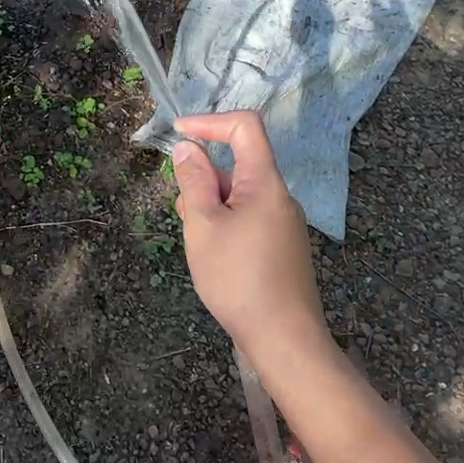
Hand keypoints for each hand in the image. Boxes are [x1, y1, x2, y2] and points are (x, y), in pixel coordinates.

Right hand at [169, 111, 326, 355]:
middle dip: (204, 176)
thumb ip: (193, 181)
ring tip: (197, 240)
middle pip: (239, 163)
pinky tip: (213, 256)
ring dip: (211, 203)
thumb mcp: (203, 225)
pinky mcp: (282, 246)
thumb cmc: (238, 278)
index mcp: (264, 182)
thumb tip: (189, 148)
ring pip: (240, 194)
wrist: (285, 340)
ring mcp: (283, 223)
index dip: (210, 121)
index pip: (245, 127)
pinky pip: (248, 216)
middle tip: (184, 210)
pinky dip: (225, 222)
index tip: (178, 134)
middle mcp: (279, 196)